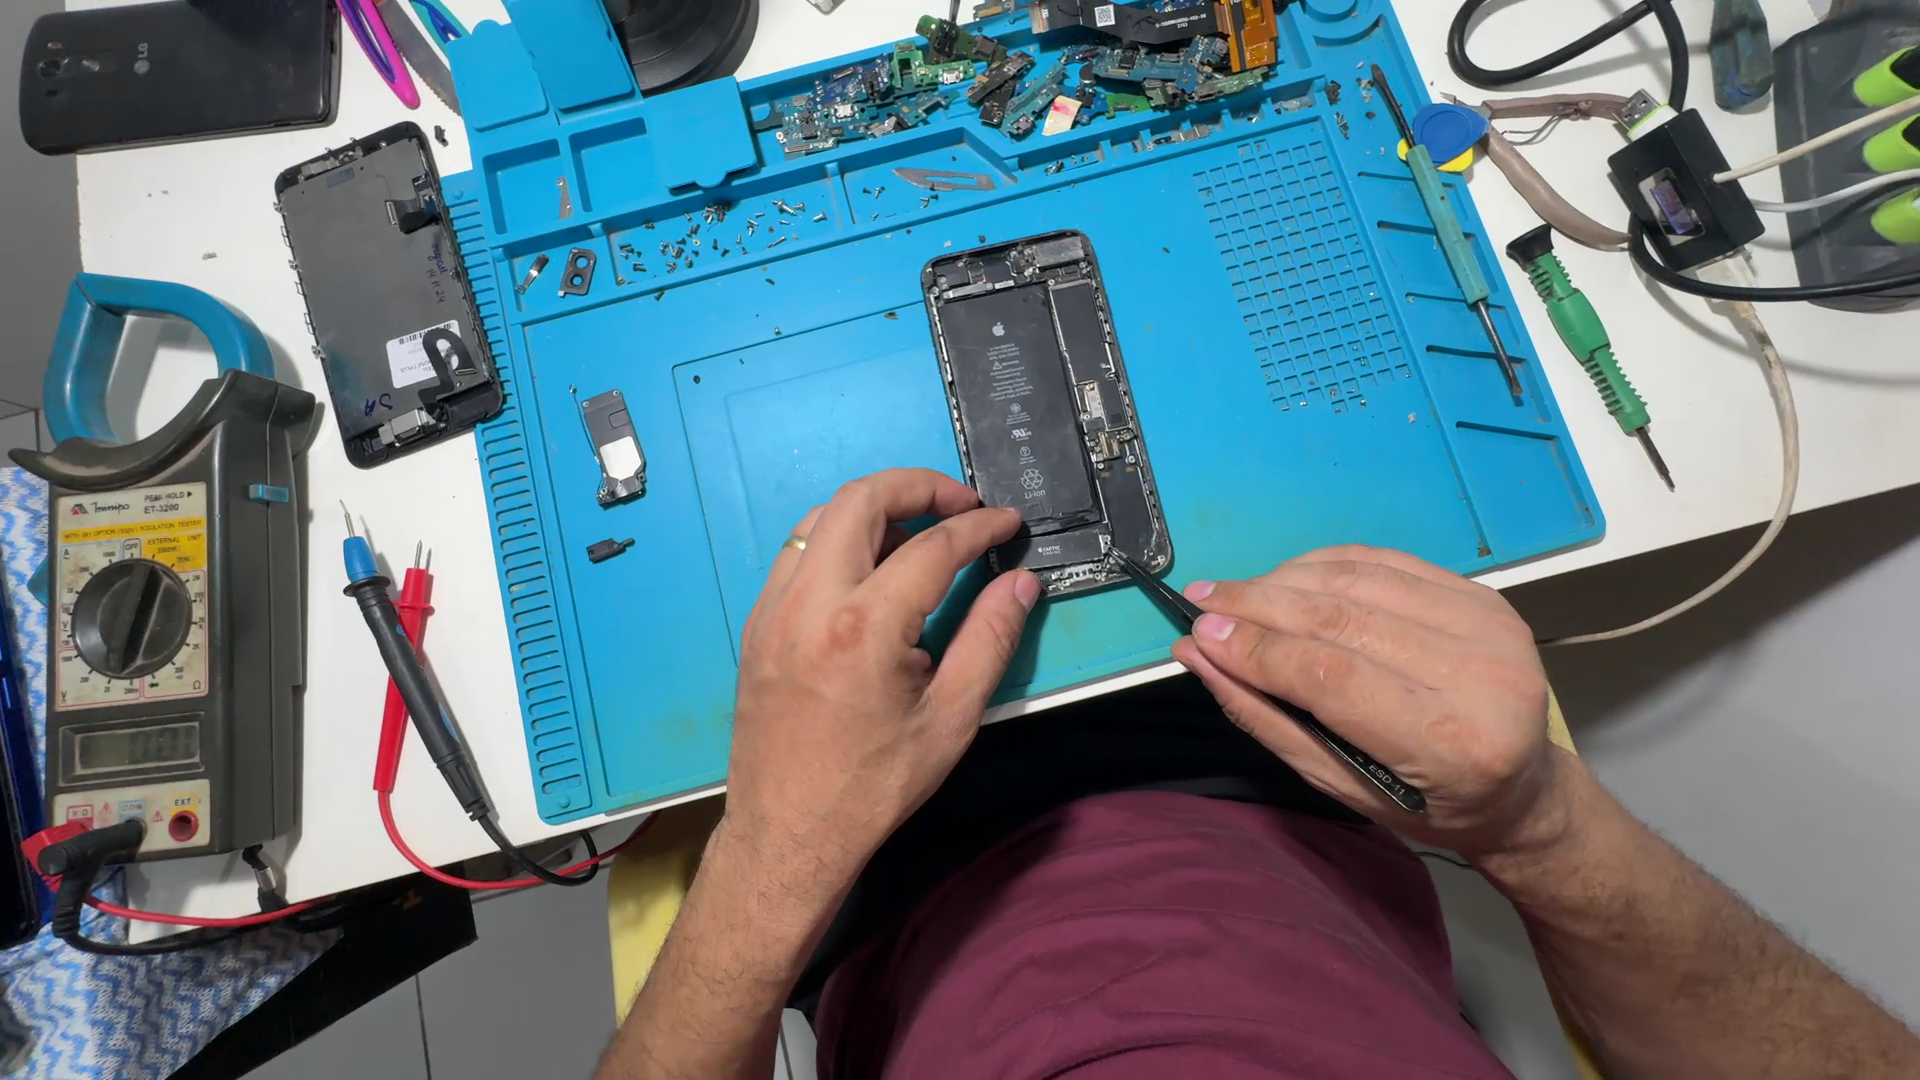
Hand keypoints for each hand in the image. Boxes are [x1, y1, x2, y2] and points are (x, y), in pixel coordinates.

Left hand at [721, 468, 1040, 898]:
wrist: (787, 835)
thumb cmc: (875, 785)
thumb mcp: (951, 719)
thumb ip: (990, 639)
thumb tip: (1020, 582)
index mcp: (863, 626)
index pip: (932, 545)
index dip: (979, 525)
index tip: (1007, 521)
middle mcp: (809, 600)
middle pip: (862, 498)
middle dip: (919, 485)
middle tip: (961, 506)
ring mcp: (773, 607)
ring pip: (823, 516)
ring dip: (876, 508)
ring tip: (920, 535)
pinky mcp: (758, 622)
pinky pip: (799, 550)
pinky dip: (841, 536)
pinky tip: (871, 569)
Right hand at [1170, 545, 1564, 859]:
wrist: (1524, 790)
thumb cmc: (1423, 804)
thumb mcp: (1333, 781)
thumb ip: (1261, 714)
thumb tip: (1195, 653)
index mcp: (1452, 743)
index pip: (1330, 675)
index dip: (1256, 648)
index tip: (1197, 632)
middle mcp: (1481, 676)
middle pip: (1339, 618)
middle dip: (1257, 603)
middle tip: (1201, 598)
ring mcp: (1489, 625)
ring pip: (1356, 580)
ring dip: (1281, 579)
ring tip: (1235, 592)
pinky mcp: (1483, 596)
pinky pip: (1382, 561)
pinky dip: (1320, 563)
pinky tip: (1283, 577)